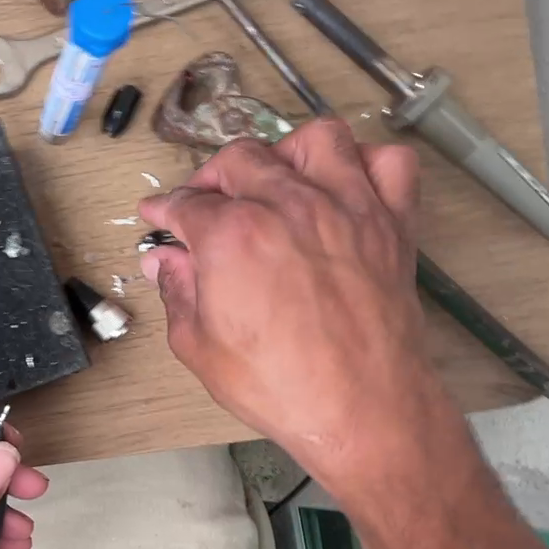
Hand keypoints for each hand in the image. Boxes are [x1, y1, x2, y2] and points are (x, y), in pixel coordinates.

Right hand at [138, 119, 459, 498]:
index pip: (187, 204)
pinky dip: (362, 162)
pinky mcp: (390, 223)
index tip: (158, 217)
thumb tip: (164, 263)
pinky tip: (341, 186)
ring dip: (284, 153)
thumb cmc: (278, 384)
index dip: (164, 210)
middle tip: (203, 203)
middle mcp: (288, 206)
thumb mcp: (198, 346)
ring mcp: (346, 207)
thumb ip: (177, 292)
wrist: (358, 408)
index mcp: (232, 237)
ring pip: (315, 140)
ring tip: (272, 181)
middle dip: (211, 177)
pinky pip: (387, 161)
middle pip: (242, 159)